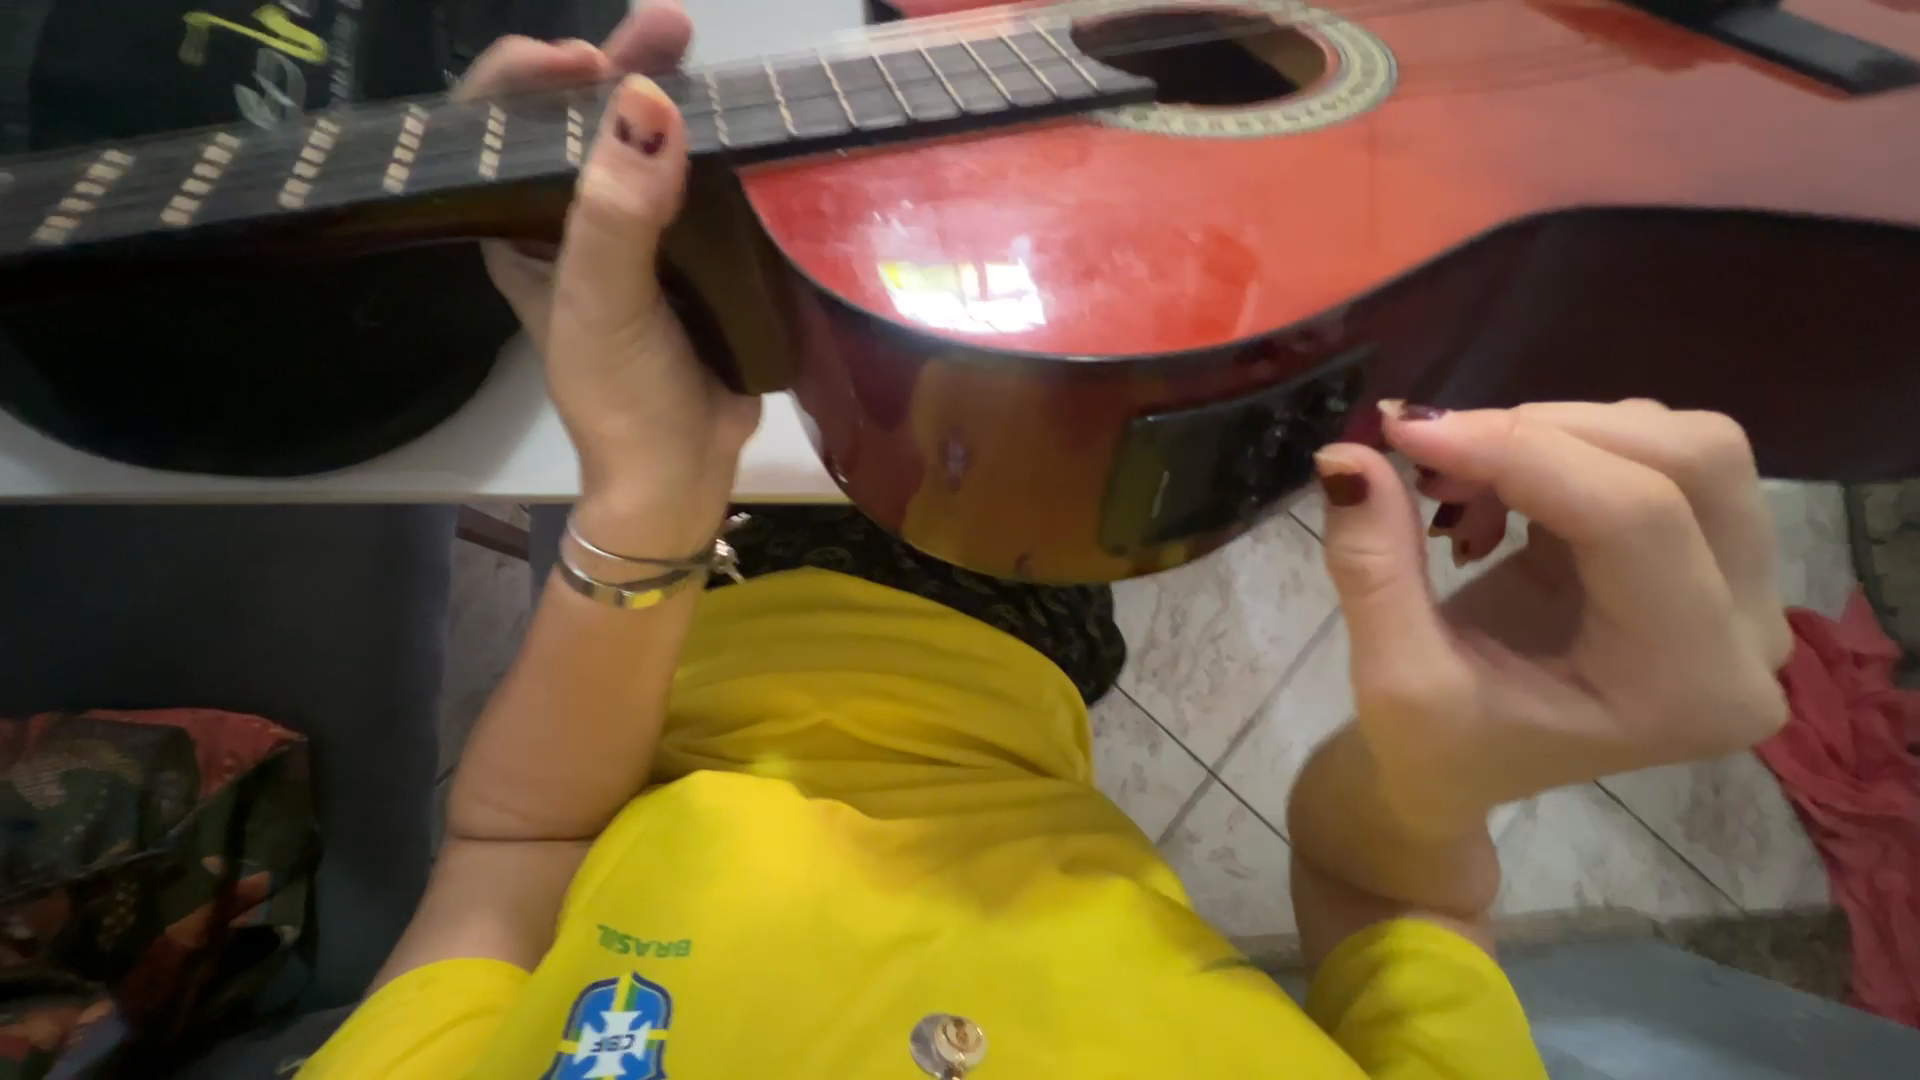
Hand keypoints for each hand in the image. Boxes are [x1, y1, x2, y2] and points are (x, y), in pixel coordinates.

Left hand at [454, 6, 760, 553]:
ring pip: (647, 158)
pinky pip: (701, 199)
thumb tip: (648, 102)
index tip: (590, 60)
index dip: (534, 80)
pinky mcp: (695, 265)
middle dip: (619, 72)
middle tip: (669, 29)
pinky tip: (744, 136)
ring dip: (674, 108)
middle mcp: (573, 226)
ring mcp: (640, 245)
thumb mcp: (603, 304)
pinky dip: (719, 164)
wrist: (684, 468)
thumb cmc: (623, 396)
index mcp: (518, 230)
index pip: (498, 129)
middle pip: (581, 128)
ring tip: (703, 58)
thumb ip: (616, 212)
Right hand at [1314, 400, 1792, 837]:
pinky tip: (1485, 498)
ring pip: (1678, 445)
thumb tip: (1345, 455)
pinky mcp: (1693, 558)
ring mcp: (1735, 591)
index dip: (1516, 452)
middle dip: (1541, 433)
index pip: (1634, 516)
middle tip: (1428, 453)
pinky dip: (1550, 453)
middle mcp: (1746, 633)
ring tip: (1449, 487)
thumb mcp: (1389, 673)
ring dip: (1545, 438)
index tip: (1402, 430)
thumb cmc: (1428, 747)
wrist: (1458, 771)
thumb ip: (1372, 564)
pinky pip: (1647, 458)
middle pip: (1689, 460)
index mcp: (1683, 684)